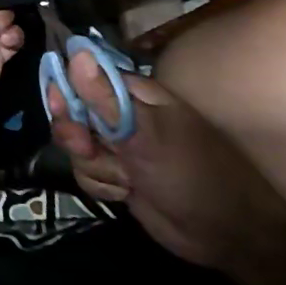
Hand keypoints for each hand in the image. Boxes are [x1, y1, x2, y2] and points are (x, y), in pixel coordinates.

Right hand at [48, 52, 285, 269]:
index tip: (62, 112)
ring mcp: (121, 146)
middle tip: (90, 150)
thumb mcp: (146, 134)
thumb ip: (107, 99)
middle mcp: (123, 113)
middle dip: (77, 137)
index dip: (66, 93)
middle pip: (74, 114)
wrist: (223, 231)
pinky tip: (124, 193)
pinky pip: (88, 173)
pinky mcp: (119, 175)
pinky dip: (101, 185)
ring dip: (95, 167)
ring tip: (125, 179)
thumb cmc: (190, 171)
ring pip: (78, 148)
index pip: (83, 76)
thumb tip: (76, 53)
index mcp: (133, 91)